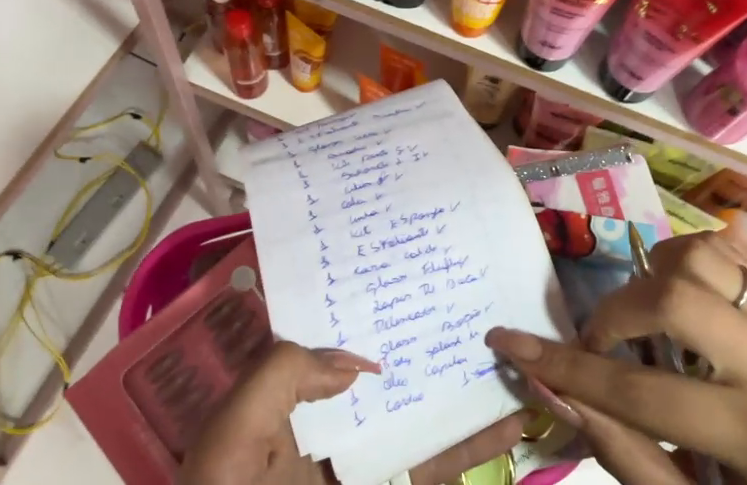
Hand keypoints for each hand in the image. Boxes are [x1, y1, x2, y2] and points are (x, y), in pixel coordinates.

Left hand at [182, 341, 530, 484]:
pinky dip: (469, 446)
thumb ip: (284, 375)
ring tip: (508, 360)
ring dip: (462, 394)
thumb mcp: (236, 430)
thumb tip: (356, 364)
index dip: (361, 313)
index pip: (328, 347)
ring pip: (419, 420)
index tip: (401, 280)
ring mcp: (361, 465)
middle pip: (383, 378)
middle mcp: (328, 430)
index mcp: (285, 404)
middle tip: (469, 308)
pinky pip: (431, 467)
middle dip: (422, 346)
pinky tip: (509, 422)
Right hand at [484, 218, 746, 484]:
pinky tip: (674, 299)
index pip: (639, 392)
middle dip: (616, 312)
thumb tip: (557, 392)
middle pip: (678, 295)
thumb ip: (625, 455)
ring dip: (653, 276)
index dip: (566, 368)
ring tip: (642, 316)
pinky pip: (722, 250)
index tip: (509, 342)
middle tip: (600, 343)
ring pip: (700, 255)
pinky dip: (681, 262)